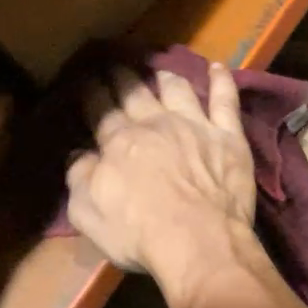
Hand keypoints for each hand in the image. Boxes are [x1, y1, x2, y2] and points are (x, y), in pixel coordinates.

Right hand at [66, 63, 256, 291]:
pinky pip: (227, 100)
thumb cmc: (139, 234)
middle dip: (122, 77)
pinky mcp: (229, 136)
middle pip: (136, 93)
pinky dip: (222, 80)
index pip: (101, 109)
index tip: (87, 79)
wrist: (199, 241)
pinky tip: (218, 68)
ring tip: (159, 69)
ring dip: (165, 77)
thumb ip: (80, 178)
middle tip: (115, 66)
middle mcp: (156, 124)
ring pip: (178, 90)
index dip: (92, 92)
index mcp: (119, 141)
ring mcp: (195, 126)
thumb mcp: (88, 213)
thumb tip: (78, 154)